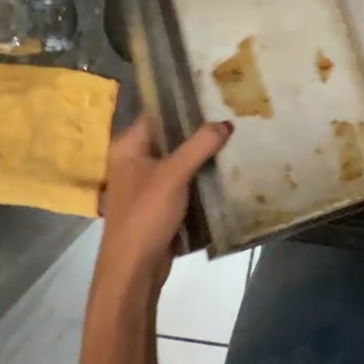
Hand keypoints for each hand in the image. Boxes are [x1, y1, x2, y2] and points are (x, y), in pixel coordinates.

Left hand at [98, 119, 231, 286]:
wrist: (134, 272)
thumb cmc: (145, 216)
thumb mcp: (173, 175)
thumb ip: (200, 145)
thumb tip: (226, 122)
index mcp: (128, 147)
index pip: (158, 113)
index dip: (184, 103)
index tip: (214, 92)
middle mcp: (134, 160)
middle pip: (171, 136)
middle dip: (199, 129)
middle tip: (231, 113)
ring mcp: (148, 183)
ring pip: (180, 159)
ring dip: (203, 153)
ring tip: (235, 136)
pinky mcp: (161, 203)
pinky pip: (185, 180)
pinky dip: (202, 175)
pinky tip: (227, 167)